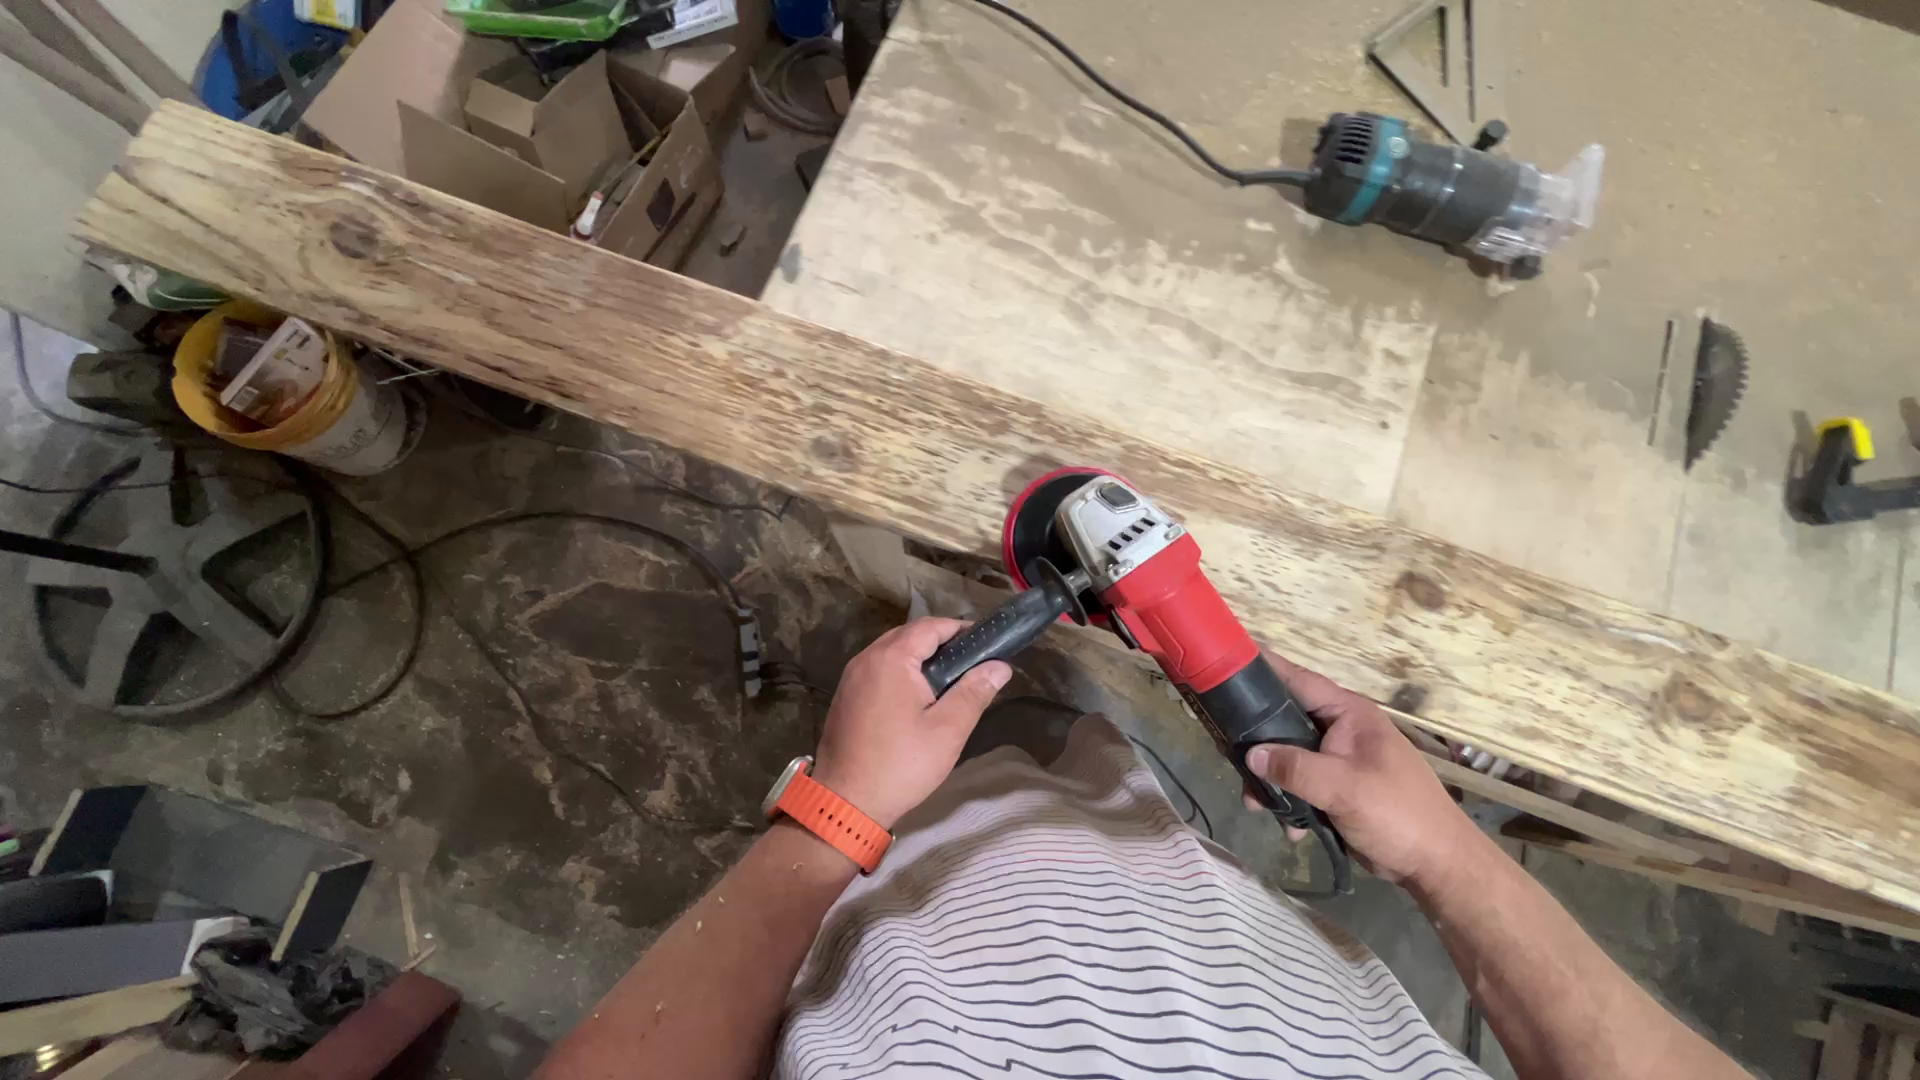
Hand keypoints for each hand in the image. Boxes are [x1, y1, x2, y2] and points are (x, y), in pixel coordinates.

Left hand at [810, 618, 1011, 829]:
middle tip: (971, 663)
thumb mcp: (947, 730)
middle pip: (908, 635)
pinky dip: (900, 672)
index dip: (959, 629)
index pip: (930, 626)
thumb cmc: (900, 764)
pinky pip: (877, 670)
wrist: (844, 803)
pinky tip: (917, 696)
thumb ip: (974, 692)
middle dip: (940, 642)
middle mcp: (866, 659)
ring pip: (891, 652)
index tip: (985, 643)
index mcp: (891, 659)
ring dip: (919, 657)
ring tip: (949, 679)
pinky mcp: (845, 697)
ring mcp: (851, 677)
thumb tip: (1000, 666)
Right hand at [1242, 651, 1487, 888]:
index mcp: (1348, 714)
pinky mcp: (1335, 787)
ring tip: (1256, 805)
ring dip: (1269, 780)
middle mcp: (1340, 729)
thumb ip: (1294, 767)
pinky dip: (1288, 801)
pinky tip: (1290, 826)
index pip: (1298, 679)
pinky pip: (1298, 783)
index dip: (1262, 667)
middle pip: (1284, 719)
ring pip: (1285, 755)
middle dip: (1256, 740)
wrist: (1438, 866)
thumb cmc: (1398, 814)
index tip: (1224, 658)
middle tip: (1224, 751)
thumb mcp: (1343, 788)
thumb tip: (1249, 754)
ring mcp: (1337, 758)